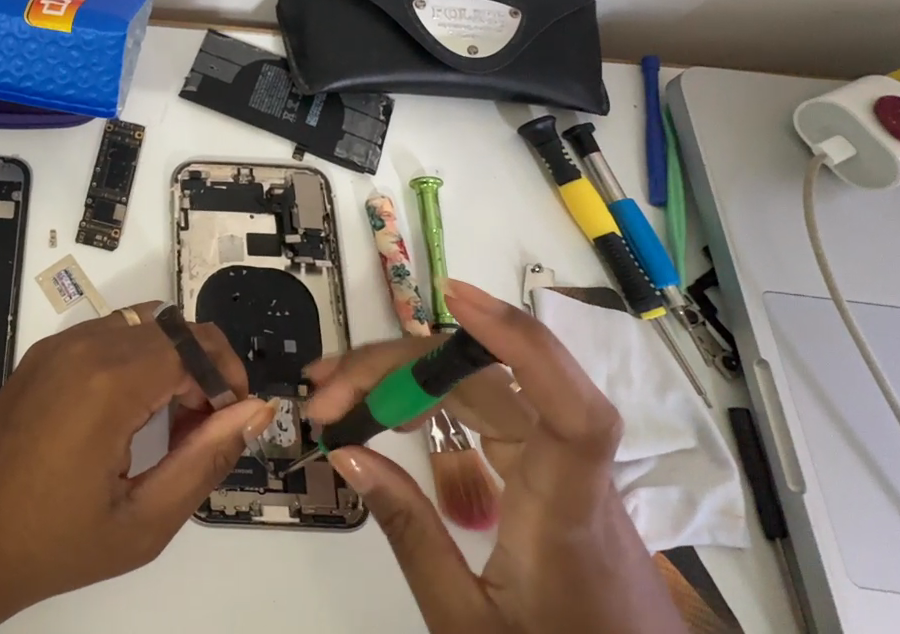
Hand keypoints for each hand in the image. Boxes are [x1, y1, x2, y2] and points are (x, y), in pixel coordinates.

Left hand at [0, 301, 275, 617]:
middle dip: (202, 369)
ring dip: (168, 360)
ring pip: (139, 324)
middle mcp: (82, 347)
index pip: (194, 344)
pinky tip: (128, 414)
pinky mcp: (39, 357)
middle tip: (201, 431)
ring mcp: (55, 347)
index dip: (226, 377)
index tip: (230, 422)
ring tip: (167, 425)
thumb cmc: (54, 541)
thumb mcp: (145, 519)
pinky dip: (133, 358)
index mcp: (108, 382)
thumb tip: (254, 411)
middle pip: (170, 328)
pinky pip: (104, 334)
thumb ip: (207, 458)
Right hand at [303, 280, 685, 633]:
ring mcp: (563, 474)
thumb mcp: (465, 623)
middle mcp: (572, 477)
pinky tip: (395, 412)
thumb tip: (350, 451)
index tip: (454, 299)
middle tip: (326, 390)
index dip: (520, 342)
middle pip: (493, 386)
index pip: (570, 409)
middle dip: (402, 370)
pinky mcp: (551, 480)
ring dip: (410, 381)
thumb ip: (410, 533)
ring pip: (487, 394)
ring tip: (339, 393)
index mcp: (566, 515)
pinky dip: (436, 404)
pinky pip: (493, 419)